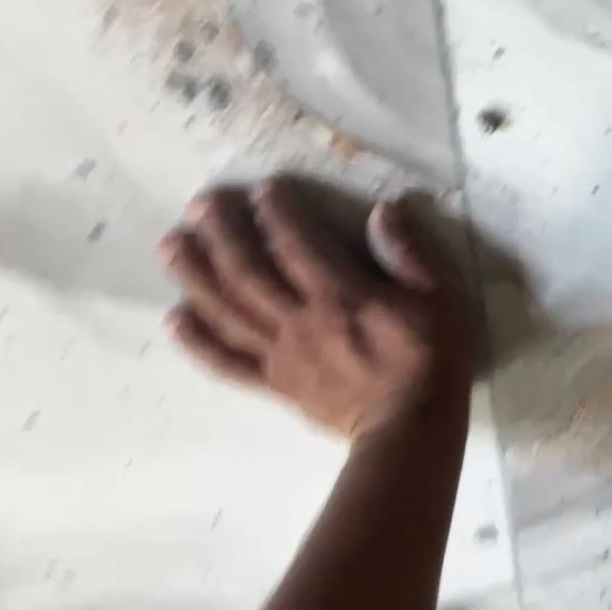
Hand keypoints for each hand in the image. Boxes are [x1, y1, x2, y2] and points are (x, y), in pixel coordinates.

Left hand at [157, 178, 478, 439]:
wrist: (413, 424)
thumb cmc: (434, 353)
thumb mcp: (441, 295)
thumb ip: (410, 252)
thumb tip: (383, 210)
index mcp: (344, 295)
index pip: (300, 245)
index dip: (279, 213)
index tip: (263, 188)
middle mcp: (301, 320)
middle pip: (250, 273)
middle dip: (223, 234)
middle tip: (200, 204)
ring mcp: (281, 355)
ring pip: (229, 311)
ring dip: (196, 276)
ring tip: (171, 246)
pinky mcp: (274, 384)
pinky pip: (227, 362)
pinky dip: (197, 342)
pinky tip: (175, 319)